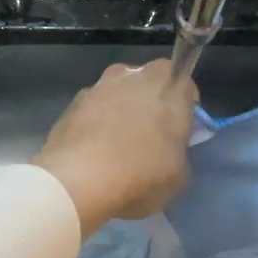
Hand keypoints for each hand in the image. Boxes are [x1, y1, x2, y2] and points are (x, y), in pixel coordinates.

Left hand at [33, 59, 198, 236]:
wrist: (78, 182)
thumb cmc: (140, 177)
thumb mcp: (178, 178)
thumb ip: (179, 154)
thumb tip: (168, 152)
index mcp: (170, 87)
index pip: (185, 86)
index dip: (183, 109)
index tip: (178, 131)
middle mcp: (135, 75)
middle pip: (149, 84)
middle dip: (150, 105)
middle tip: (148, 138)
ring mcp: (100, 86)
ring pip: (117, 95)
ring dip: (120, 113)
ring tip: (115, 148)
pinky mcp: (72, 103)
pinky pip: (92, 112)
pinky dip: (94, 126)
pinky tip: (92, 154)